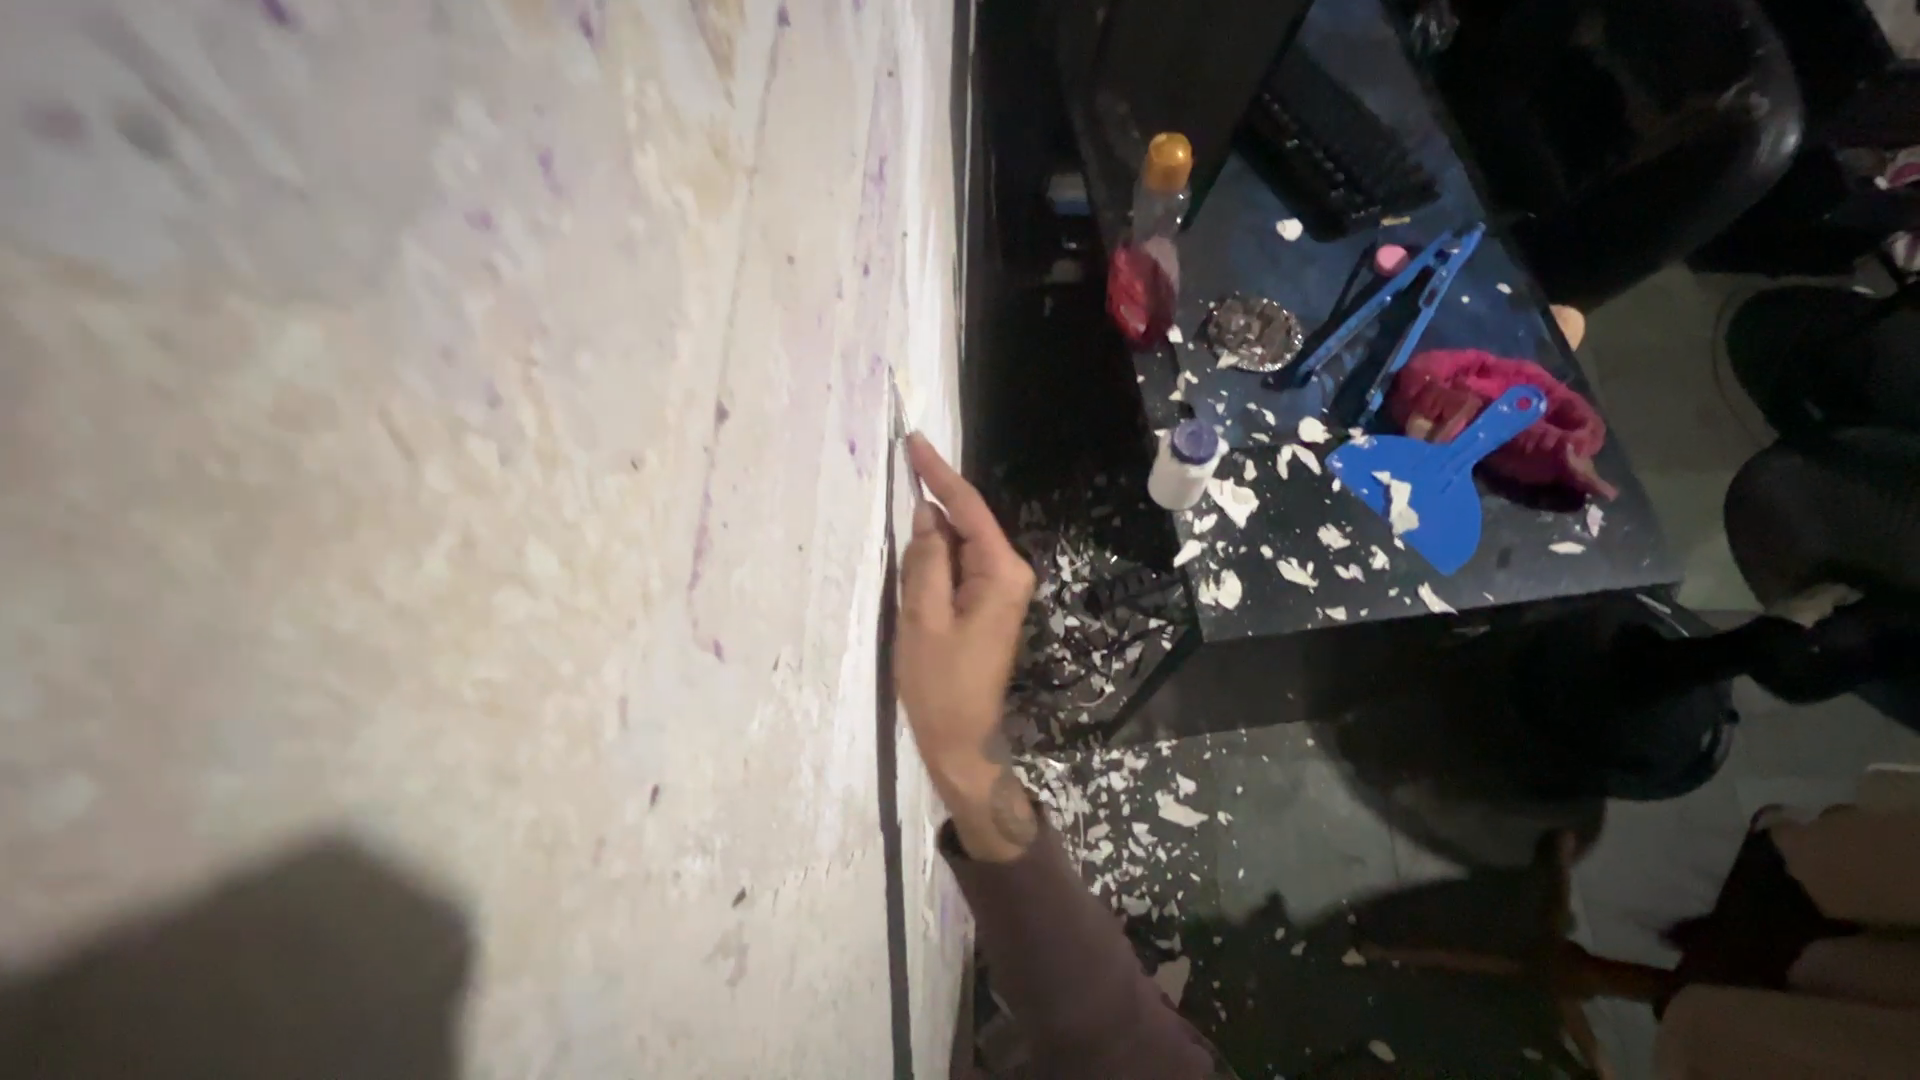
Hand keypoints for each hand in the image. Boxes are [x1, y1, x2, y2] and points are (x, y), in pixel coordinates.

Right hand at [895, 434, 1038, 861]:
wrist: (962, 741)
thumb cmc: (940, 684)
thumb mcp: (922, 618)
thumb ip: (925, 560)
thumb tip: (926, 517)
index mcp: (1001, 573)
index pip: (968, 509)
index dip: (939, 473)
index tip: (914, 441)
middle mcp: (1009, 575)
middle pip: (968, 522)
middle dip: (934, 499)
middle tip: (901, 468)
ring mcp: (1000, 592)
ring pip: (960, 545)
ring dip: (931, 532)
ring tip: (902, 517)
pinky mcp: (986, 606)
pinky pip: (958, 568)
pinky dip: (935, 557)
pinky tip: (913, 554)